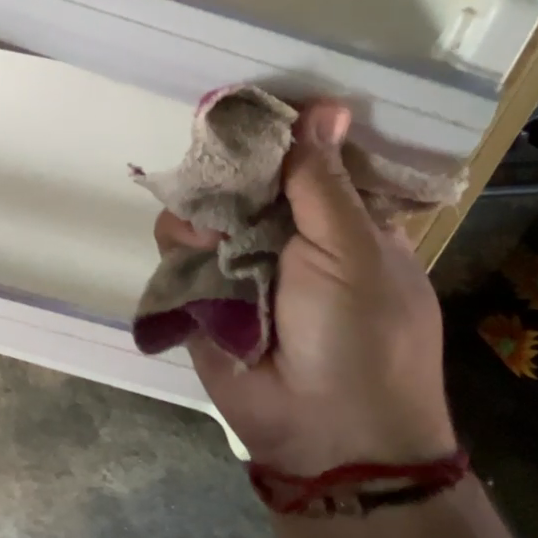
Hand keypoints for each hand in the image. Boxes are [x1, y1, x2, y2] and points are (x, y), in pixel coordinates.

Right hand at [156, 102, 457, 475]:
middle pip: (245, 175)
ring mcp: (240, 259)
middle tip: (220, 162)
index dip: (280, 132)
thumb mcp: (355, 250)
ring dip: (205, 212)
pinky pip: (175, 243)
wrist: (326, 432)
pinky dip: (181, 245)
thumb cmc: (362, 335)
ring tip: (216, 236)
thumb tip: (325, 105)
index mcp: (341, 222)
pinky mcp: (199, 286)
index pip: (305, 158)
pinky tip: (199, 258)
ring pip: (203, 204)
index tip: (251, 108)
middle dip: (229, 169)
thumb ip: (322, 180)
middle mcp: (287, 233)